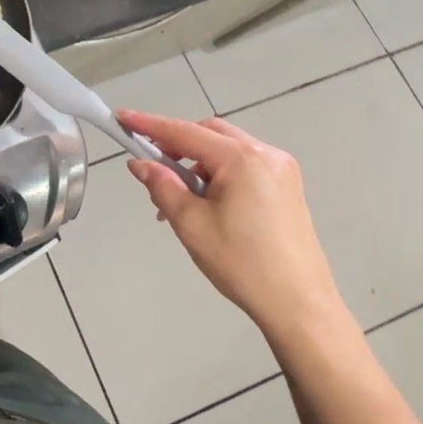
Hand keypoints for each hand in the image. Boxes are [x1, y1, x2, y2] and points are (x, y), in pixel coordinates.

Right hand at [119, 110, 346, 337]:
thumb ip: (162, 186)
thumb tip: (140, 164)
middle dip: (178, 144)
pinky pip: (245, 166)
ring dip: (198, 163)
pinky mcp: (288, 188)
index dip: (149, 125)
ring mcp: (282, 170)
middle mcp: (266, 155)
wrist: (300, 306)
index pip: (185, 132)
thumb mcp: (191, 224)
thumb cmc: (242, 264)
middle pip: (210, 133)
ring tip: (181, 200)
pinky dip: (220, 174)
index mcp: (242, 159)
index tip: (122, 117)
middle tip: (153, 167)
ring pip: (227, 150)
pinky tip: (208, 205)